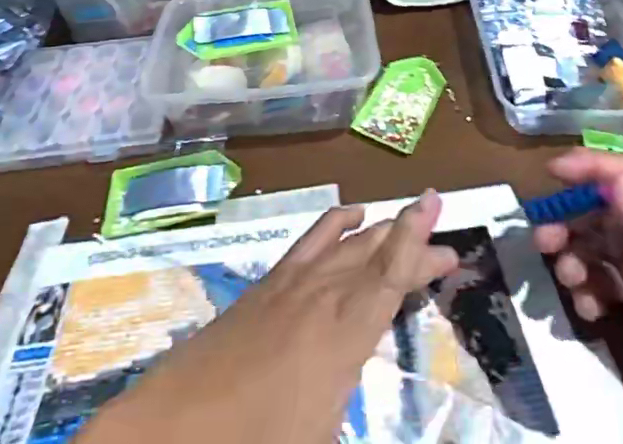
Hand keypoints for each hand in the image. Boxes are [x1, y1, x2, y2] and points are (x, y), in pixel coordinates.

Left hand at [78, 190, 458, 443]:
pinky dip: (334, 224)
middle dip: (412, 245)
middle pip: (373, 254)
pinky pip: (309, 240)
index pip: (387, 276)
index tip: (433, 202)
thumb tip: (362, 369)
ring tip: (406, 223)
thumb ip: (350, 391)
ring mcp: (289, 283)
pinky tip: (347, 217)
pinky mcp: (266, 283)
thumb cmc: (255, 439)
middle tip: (448, 249)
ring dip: (379, 231)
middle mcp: (319, 295)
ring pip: (344, 242)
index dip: (415, 239)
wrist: (174, 425)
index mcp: (341, 334)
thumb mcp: (321, 433)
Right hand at [535, 150, 622, 443]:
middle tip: (544, 245)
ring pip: (602, 248)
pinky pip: (610, 285)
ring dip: (577, 259)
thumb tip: (615, 181)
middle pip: (606, 212)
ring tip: (569, 285)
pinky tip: (588, 310)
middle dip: (572, 222)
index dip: (590, 167)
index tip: (550, 171)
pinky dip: (592, 292)